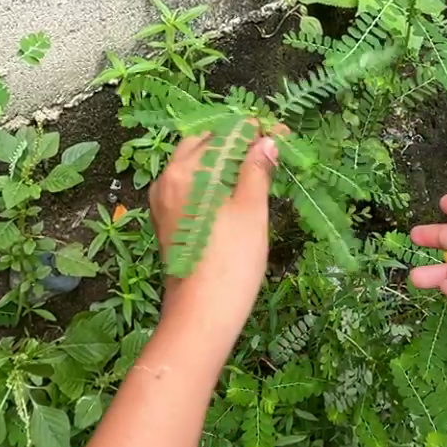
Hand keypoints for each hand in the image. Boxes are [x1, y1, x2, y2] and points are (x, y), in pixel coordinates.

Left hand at [149, 129, 277, 347]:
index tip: (282, 134)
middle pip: (205, 144)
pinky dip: (212, 179)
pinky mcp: (168, 220)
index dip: (255, 131)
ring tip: (257, 168)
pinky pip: (189, 185)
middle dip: (238, 141)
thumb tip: (267, 141)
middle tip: (271, 150)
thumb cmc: (230, 261)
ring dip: (225, 159)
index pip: (224, 134)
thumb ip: (257, 169)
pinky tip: (234, 191)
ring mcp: (164, 200)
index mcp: (188, 170)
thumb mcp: (252, 210)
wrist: (201, 315)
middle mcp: (168, 179)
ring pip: (196, 164)